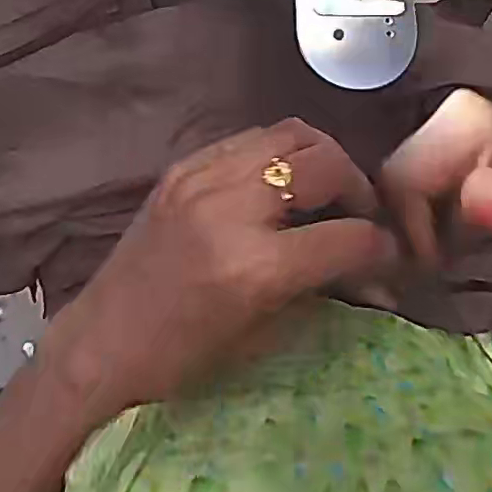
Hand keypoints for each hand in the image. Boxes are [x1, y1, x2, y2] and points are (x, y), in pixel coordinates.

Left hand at [40, 118, 397, 422]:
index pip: (346, 236)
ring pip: (291, 133)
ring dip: (322, 157)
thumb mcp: (262, 334)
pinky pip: (250, 138)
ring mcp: (203, 177)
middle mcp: (231, 207)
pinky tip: (280, 181)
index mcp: (254, 267)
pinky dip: (279, 152)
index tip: (389, 253)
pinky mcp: (184, 166)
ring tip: (325, 188)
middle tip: (359, 214)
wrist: (101, 342)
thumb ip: (323, 289)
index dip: (381, 246)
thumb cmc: (181, 358)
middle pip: (325, 163)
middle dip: (358, 188)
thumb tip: (376, 275)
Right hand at [380, 89, 491, 264]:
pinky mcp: (442, 148)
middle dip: (408, 230)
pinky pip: (409, 188)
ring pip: (395, 187)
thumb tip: (476, 195)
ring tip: (444, 259)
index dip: (409, 228)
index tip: (436, 267)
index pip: (400, 177)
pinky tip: (443, 243)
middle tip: (438, 269)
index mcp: (465, 119)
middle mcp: (445, 114)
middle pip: (392, 181)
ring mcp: (441, 129)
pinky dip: (419, 221)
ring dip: (412, 229)